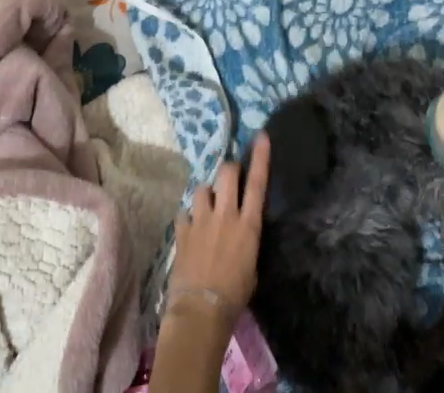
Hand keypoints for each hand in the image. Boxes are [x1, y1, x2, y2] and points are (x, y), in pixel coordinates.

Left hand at [168, 133, 269, 314]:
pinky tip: (189, 228)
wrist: (202, 309)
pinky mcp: (182, 230)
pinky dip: (188, 217)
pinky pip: (184, 212)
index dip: (260, 156)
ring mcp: (201, 220)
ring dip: (206, 194)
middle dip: (229, 170)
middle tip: (230, 177)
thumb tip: (242, 231)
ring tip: (206, 207)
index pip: (258, 182)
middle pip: (227, 173)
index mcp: (249, 225)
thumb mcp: (252, 265)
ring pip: (203, 188)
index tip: (261, 135)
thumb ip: (246, 239)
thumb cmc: (235, 294)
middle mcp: (226, 215)